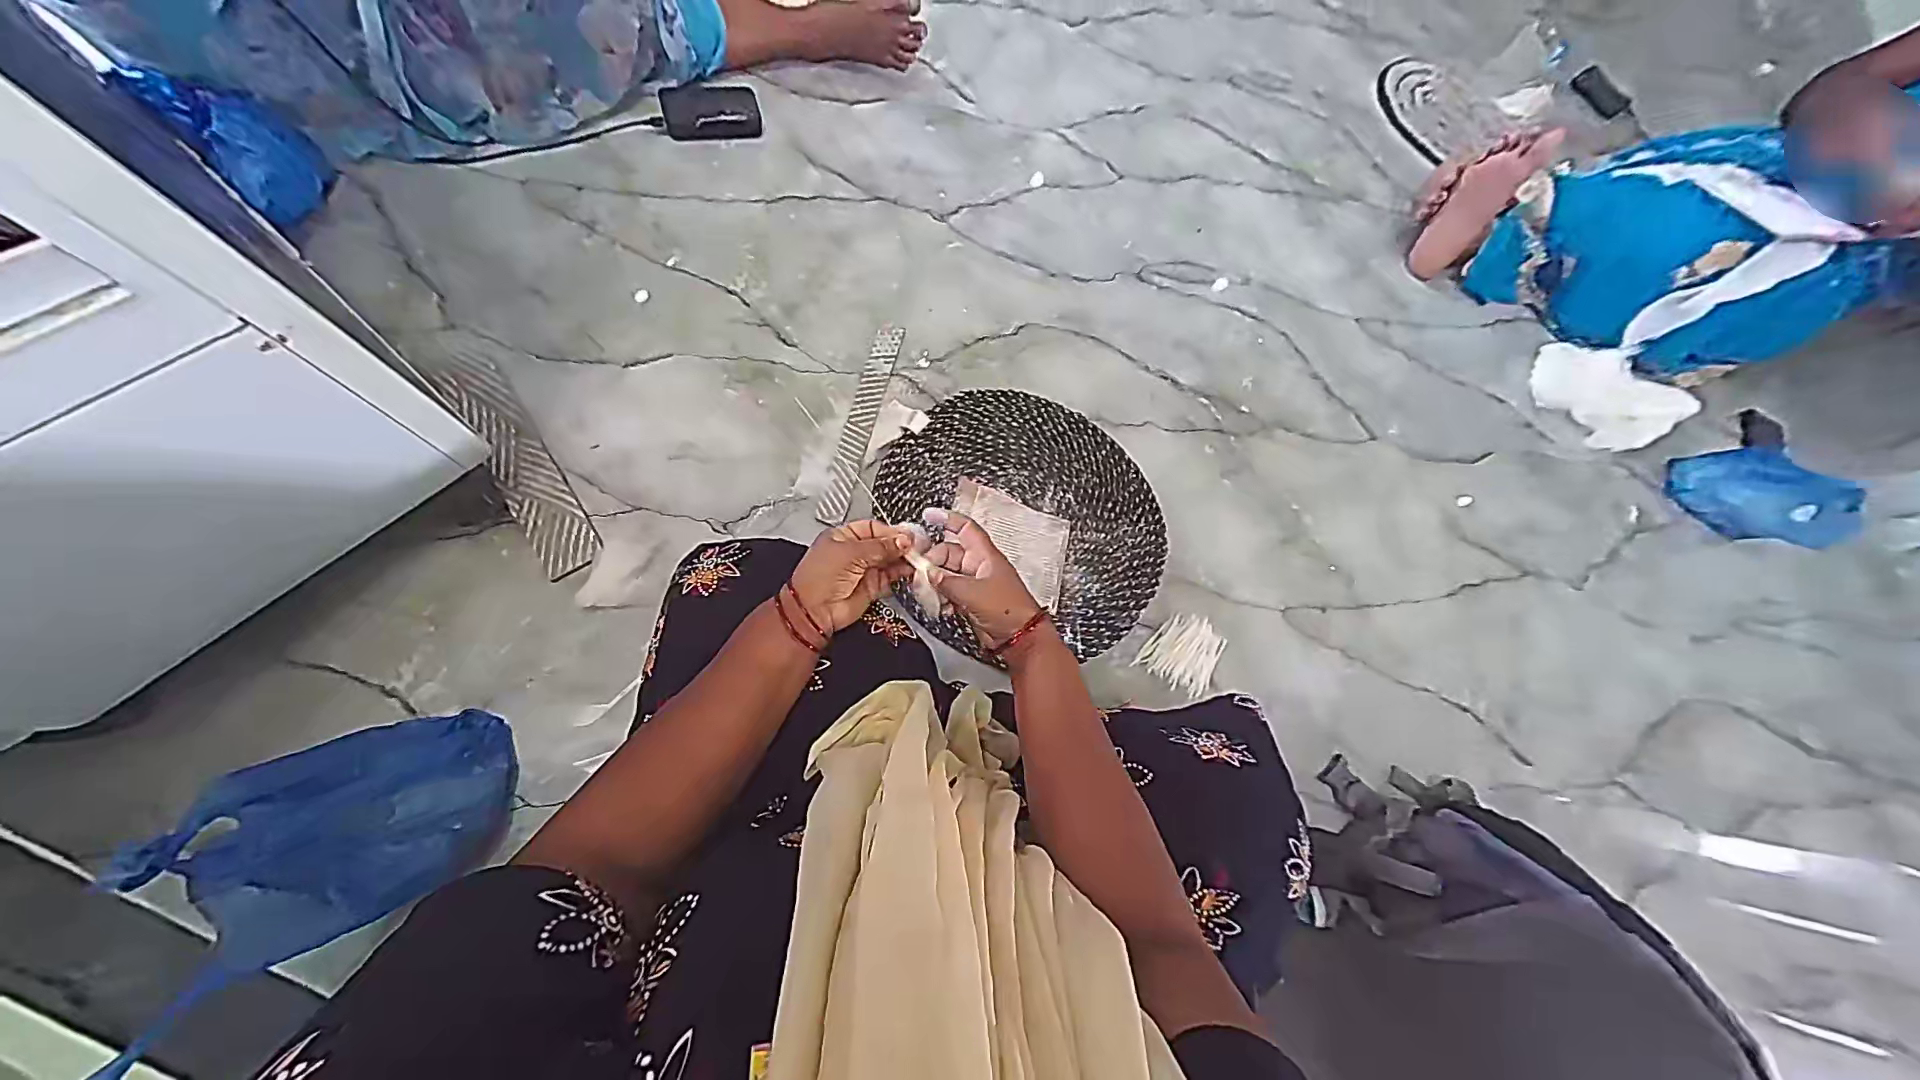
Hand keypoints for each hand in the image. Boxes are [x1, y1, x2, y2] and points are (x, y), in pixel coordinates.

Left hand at [788, 521, 914, 633]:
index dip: (891, 532)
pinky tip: (911, 570)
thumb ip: (880, 547)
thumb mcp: (851, 553)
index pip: (873, 528)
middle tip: (917, 546)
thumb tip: (903, 540)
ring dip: (904, 559)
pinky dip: (902, 573)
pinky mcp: (872, 586)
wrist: (814, 611)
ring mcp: (864, 569)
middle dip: (900, 545)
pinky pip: (891, 576)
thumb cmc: (821, 577)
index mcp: (844, 537)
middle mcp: (855, 552)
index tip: (907, 536)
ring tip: (917, 558)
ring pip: (890, 560)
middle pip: (884, 544)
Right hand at [921, 509, 1044, 646]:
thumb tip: (929, 574)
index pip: (965, 528)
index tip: (928, 516)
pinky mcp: (971, 600)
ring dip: (935, 583)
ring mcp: (974, 583)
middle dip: (932, 561)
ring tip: (929, 592)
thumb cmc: (1008, 609)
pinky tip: (940, 606)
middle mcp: (979, 566)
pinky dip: (941, 597)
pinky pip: (949, 592)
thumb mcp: (972, 592)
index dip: (947, 519)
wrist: (1019, 637)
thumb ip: (946, 582)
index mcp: (985, 555)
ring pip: (946, 575)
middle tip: (920, 572)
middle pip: (949, 553)